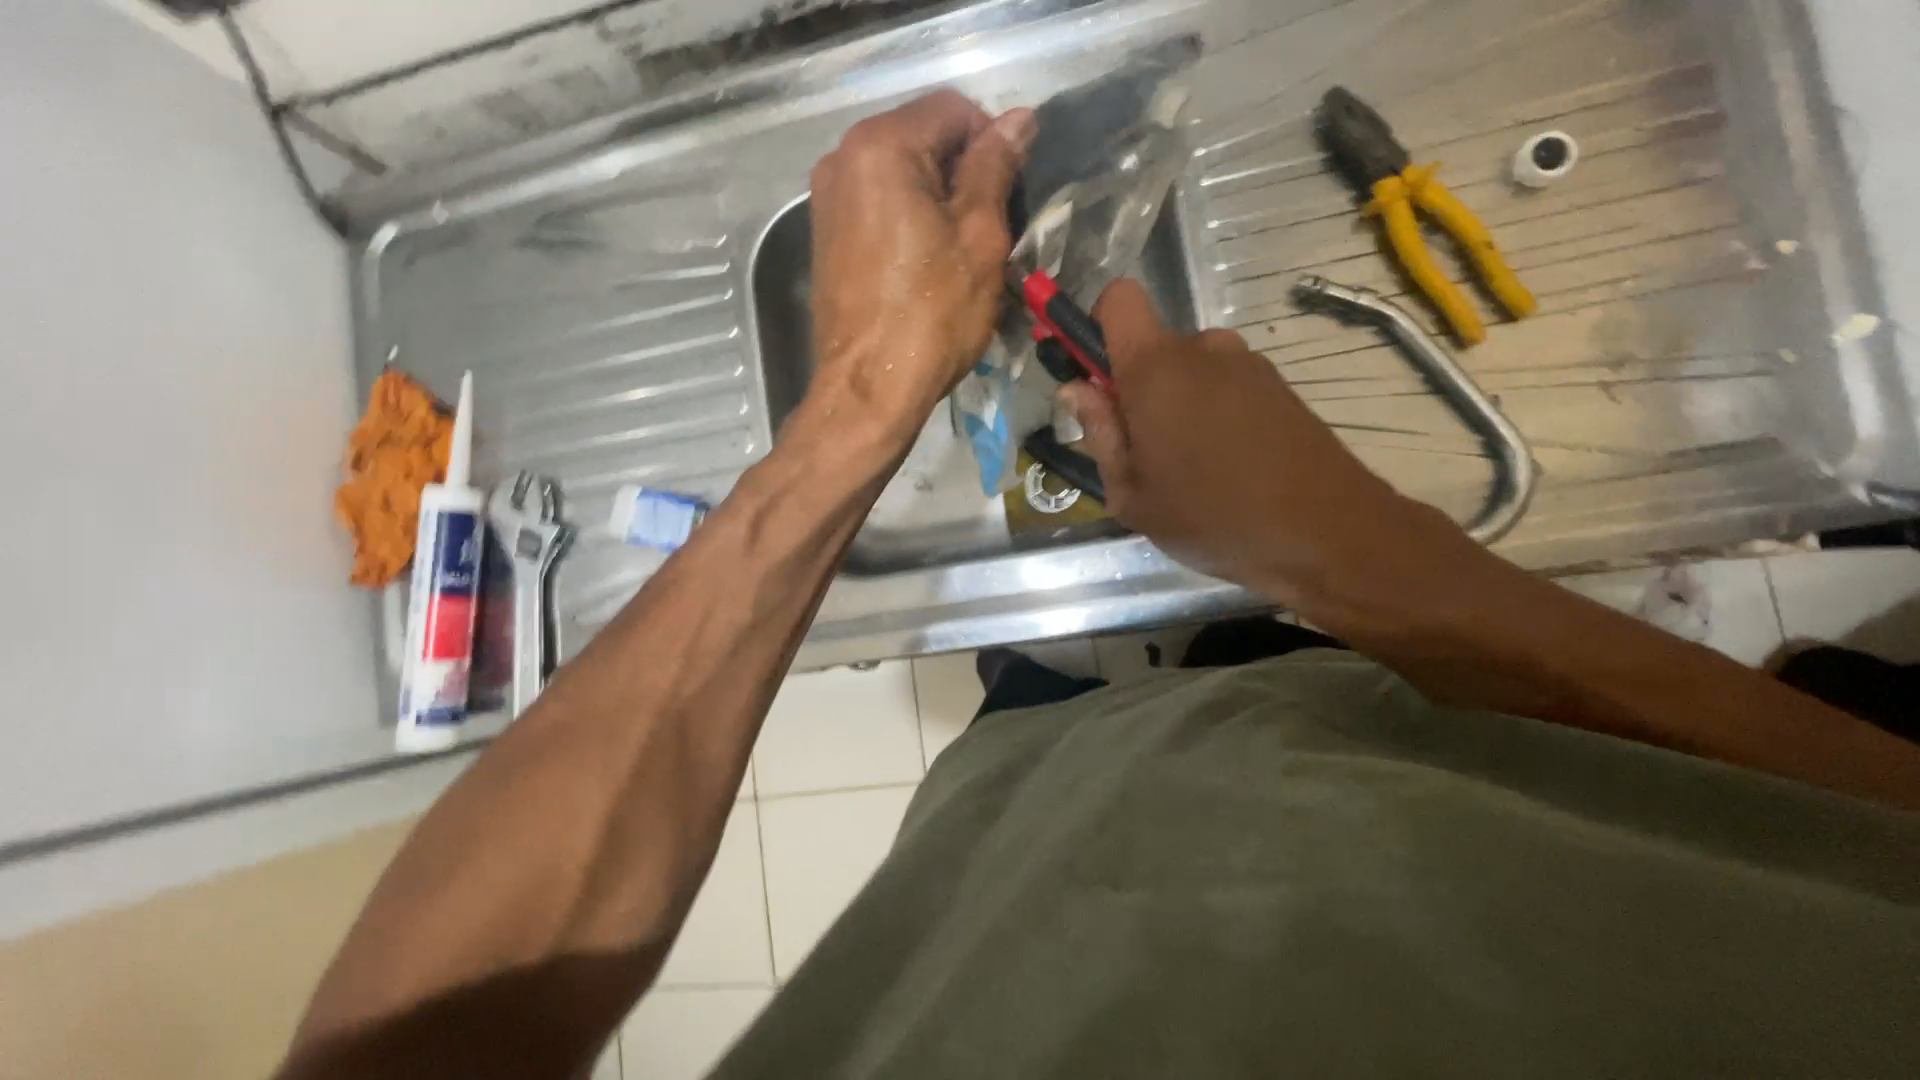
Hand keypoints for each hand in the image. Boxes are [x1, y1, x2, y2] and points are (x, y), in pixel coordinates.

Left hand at [806, 90, 1034, 444]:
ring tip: (964, 252)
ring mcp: (828, 199)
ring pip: (902, 174)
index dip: (994, 141)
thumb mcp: (979, 237)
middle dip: (965, 172)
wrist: (870, 389)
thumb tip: (1018, 119)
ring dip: (940, 199)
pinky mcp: (827, 236)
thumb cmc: (932, 316)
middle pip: (923, 137)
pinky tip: (931, 264)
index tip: (1013, 193)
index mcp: (880, 147)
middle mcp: (843, 159)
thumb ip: (995, 167)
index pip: (953, 109)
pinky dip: (912, 220)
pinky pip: (881, 206)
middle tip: (994, 229)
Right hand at [1058, 280, 1493, 621]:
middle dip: (1138, 388)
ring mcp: (1248, 364)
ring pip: (1190, 370)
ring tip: (1192, 469)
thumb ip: (1099, 433)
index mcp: (1156, 368)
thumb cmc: (1212, 517)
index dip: (1097, 325)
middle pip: (1153, 346)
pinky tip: (1229, 467)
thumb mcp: (1132, 494)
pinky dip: (1215, 414)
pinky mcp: (1279, 386)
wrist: (1327, 534)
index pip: (1119, 298)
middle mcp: (1204, 349)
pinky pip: (1225, 386)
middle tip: (1144, 453)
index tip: (1096, 376)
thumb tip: (1077, 389)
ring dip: (1179, 405)